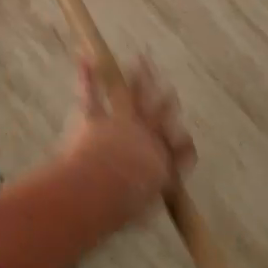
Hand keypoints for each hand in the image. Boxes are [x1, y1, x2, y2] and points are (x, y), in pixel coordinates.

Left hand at [58, 55, 197, 222]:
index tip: (183, 138)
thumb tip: (140, 209)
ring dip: (137, 76)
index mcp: (164, 162)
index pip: (181, 151)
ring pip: (133, 94)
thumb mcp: (143, 207)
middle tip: (170, 89)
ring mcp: (123, 122)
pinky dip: (87, 75)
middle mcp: (148, 137)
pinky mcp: (97, 116)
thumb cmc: (127, 202)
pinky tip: (84, 57)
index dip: (182, 144)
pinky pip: (91, 92)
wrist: (106, 184)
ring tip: (140, 59)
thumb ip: (144, 201)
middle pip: (161, 114)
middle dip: (165, 101)